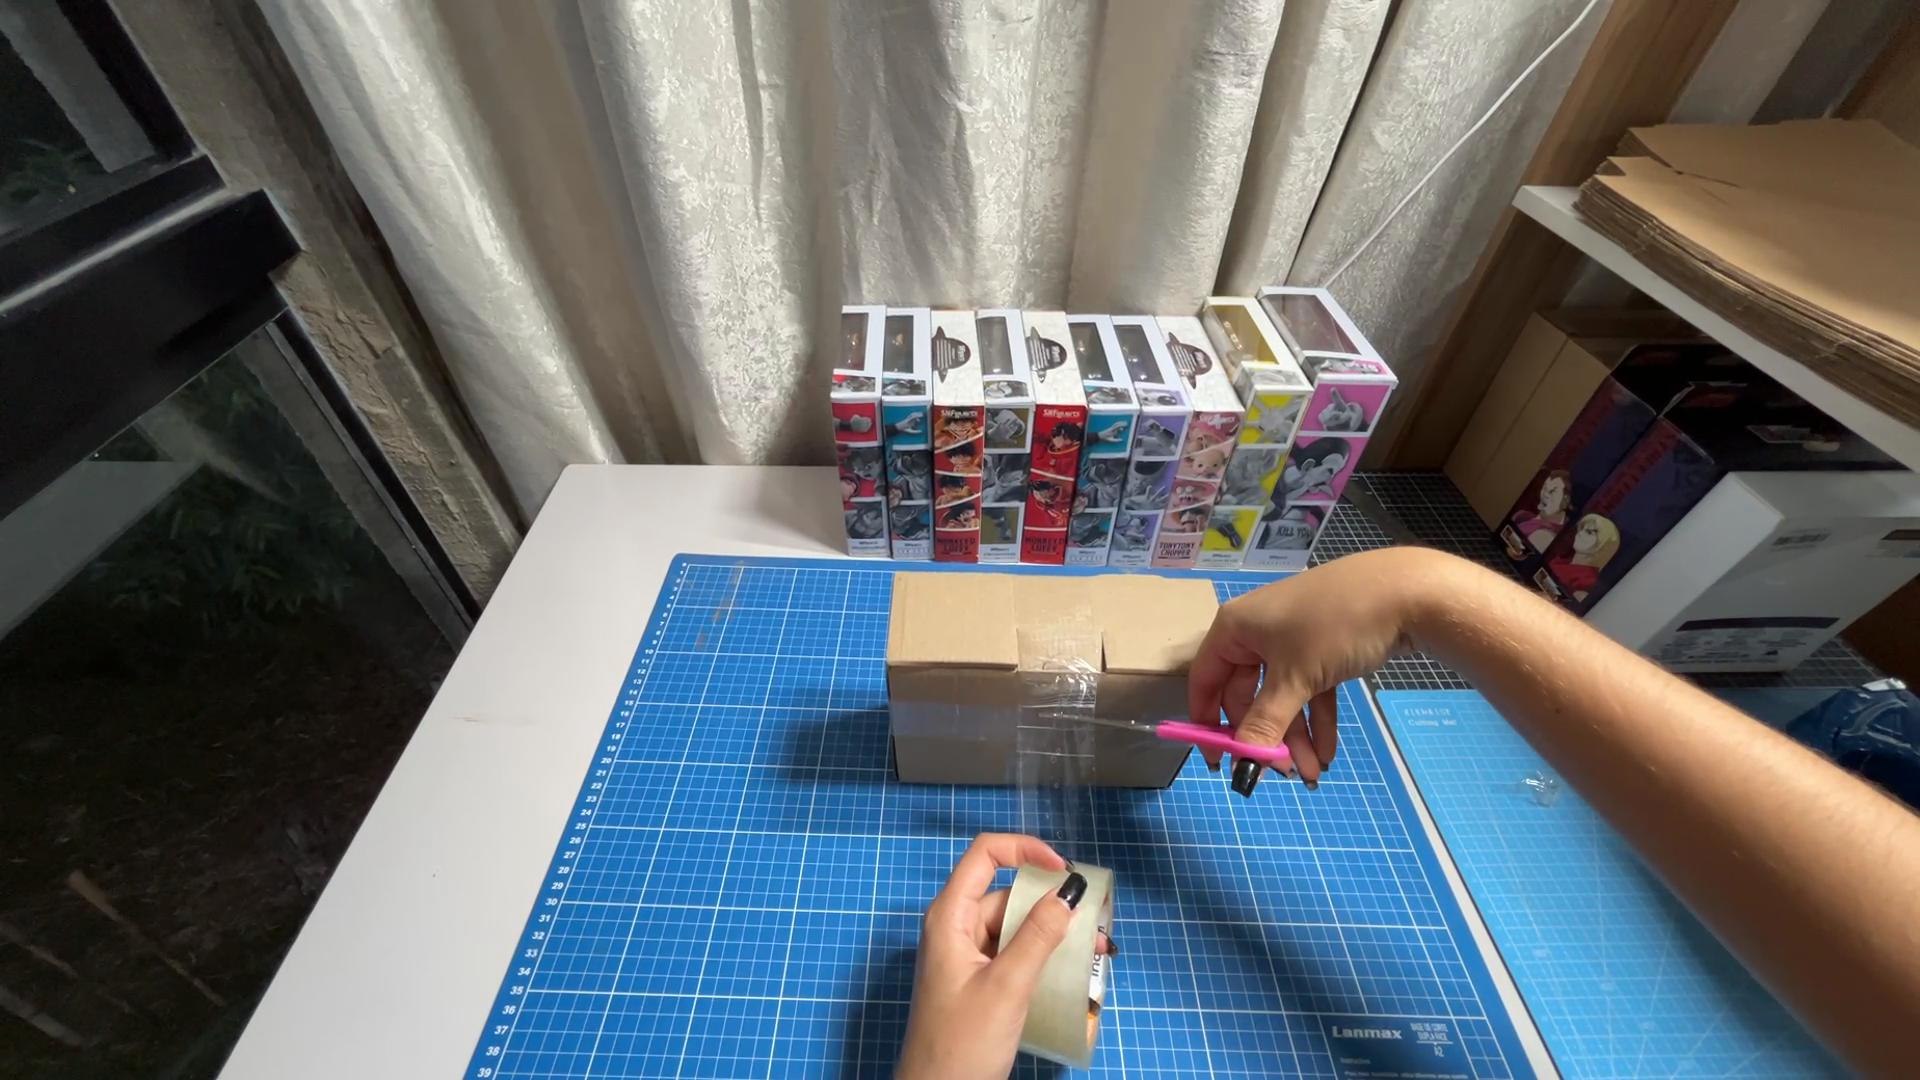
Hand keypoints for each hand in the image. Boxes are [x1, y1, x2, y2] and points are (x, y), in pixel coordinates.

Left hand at [897, 834, 1089, 1079]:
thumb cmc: (963, 1043)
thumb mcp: (1007, 986)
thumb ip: (1038, 936)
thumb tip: (1068, 892)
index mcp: (951, 914)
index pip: (985, 854)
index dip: (1024, 849)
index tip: (1064, 869)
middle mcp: (956, 925)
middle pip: (1006, 891)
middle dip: (1051, 901)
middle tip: (1096, 921)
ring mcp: (966, 953)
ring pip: (1015, 925)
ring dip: (1053, 931)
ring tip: (1097, 948)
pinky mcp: (978, 979)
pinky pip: (1013, 952)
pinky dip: (1042, 954)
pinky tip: (1073, 969)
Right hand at [1188, 548, 1433, 793]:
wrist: (1406, 590)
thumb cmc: (1333, 626)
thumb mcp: (1295, 678)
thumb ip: (1264, 723)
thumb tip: (1241, 768)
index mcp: (1233, 629)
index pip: (1205, 681)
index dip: (1208, 723)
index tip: (1221, 763)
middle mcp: (1255, 633)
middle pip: (1246, 694)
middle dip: (1266, 735)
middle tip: (1283, 772)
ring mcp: (1290, 638)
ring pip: (1281, 696)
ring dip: (1294, 735)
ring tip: (1312, 774)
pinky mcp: (1321, 646)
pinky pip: (1307, 688)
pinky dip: (1315, 718)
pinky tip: (1326, 752)